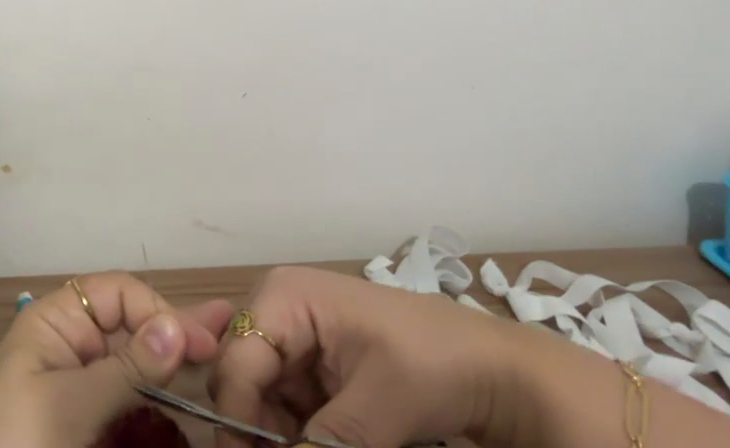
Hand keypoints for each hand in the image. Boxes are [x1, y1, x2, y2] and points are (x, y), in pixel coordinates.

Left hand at [0, 272, 235, 447]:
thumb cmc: (15, 438)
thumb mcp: (68, 402)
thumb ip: (125, 368)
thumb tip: (177, 326)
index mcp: (56, 322)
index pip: (118, 295)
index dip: (160, 311)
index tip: (202, 344)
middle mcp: (70, 344)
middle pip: (132, 326)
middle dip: (176, 329)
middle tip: (227, 335)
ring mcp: (80, 384)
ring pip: (135, 364)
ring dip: (173, 362)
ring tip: (217, 358)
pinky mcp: (87, 421)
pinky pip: (128, 399)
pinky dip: (157, 398)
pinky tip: (185, 396)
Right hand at [209, 266, 519, 447]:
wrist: (494, 368)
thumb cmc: (434, 365)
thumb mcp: (379, 407)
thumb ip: (325, 444)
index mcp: (283, 297)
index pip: (235, 363)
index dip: (237, 421)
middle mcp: (277, 308)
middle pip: (240, 377)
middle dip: (256, 428)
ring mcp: (294, 336)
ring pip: (258, 396)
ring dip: (276, 434)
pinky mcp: (311, 363)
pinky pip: (284, 403)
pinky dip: (295, 432)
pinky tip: (319, 443)